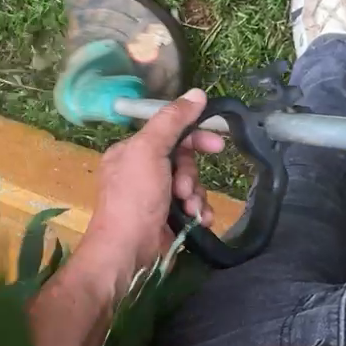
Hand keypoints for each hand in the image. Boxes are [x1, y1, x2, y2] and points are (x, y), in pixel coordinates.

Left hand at [75, 89, 223, 284]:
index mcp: (131, 151)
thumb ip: (172, 120)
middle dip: (191, 174)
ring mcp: (154, 197)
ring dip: (196, 195)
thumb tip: (198, 93)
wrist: (127, 251)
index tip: (217, 143)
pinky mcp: (167, 219)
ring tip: (189, 209)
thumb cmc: (134, 197)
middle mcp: (141, 171)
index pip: (168, 133)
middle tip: (186, 188)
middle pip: (183, 159)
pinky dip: (198, 212)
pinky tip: (199, 221)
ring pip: (191, 184)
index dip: (194, 136)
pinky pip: (192, 206)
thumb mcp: (149, 150)